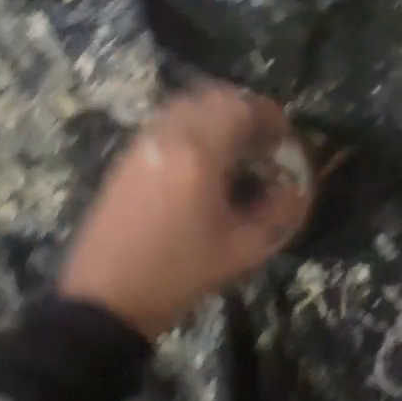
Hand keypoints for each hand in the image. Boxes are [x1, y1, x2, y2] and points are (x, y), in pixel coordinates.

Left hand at [58, 85, 312, 338]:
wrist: (103, 304)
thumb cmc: (177, 276)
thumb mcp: (241, 252)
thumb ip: (277, 214)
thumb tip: (298, 189)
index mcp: (201, 155)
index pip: (242, 109)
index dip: (270, 115)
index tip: (284, 135)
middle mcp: (170, 139)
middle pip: (213, 97)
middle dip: (244, 107)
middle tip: (261, 134)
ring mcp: (142, 146)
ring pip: (185, 104)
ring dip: (215, 112)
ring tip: (232, 141)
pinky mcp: (125, 160)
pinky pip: (164, 122)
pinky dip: (190, 124)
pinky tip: (200, 157)